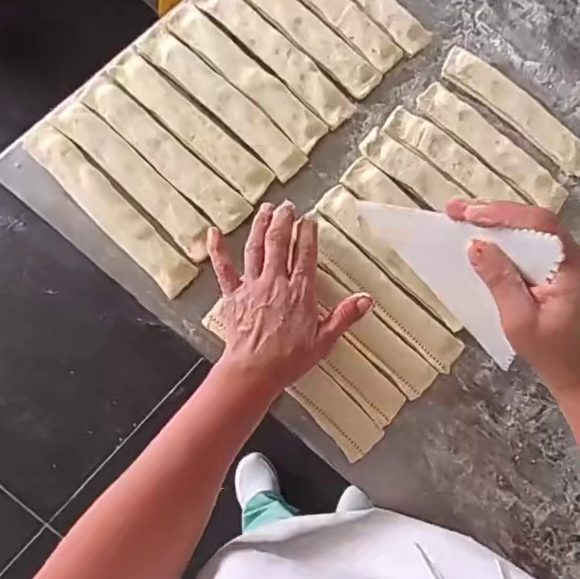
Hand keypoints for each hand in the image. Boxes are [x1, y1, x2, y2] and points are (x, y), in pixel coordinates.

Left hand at [210, 201, 371, 398]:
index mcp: (299, 292)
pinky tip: (213, 233)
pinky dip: (218, 250)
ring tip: (267, 209)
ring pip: (256, 248)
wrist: (254, 371)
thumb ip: (344, 317)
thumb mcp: (323, 340)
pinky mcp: (233, 295)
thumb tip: (366, 300)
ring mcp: (252, 286)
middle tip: (289, 207)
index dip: (308, 234)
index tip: (309, 221)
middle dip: (285, 220)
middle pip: (280, 242)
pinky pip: (224, 269)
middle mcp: (275, 282)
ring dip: (261, 225)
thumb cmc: (287, 360)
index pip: (305, 254)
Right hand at [447, 198, 579, 393]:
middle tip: (456, 211)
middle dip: (494, 214)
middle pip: (535, 222)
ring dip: (499, 225)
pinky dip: (509, 241)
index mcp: (574, 265)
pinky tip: (487, 238)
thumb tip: (477, 247)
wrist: (579, 372)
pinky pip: (535, 246)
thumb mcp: (519, 320)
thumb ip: (500, 281)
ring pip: (534, 231)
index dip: (501, 214)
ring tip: (465, 218)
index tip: (469, 213)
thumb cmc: (551, 352)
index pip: (538, 225)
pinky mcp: (565, 269)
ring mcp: (574, 261)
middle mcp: (579, 256)